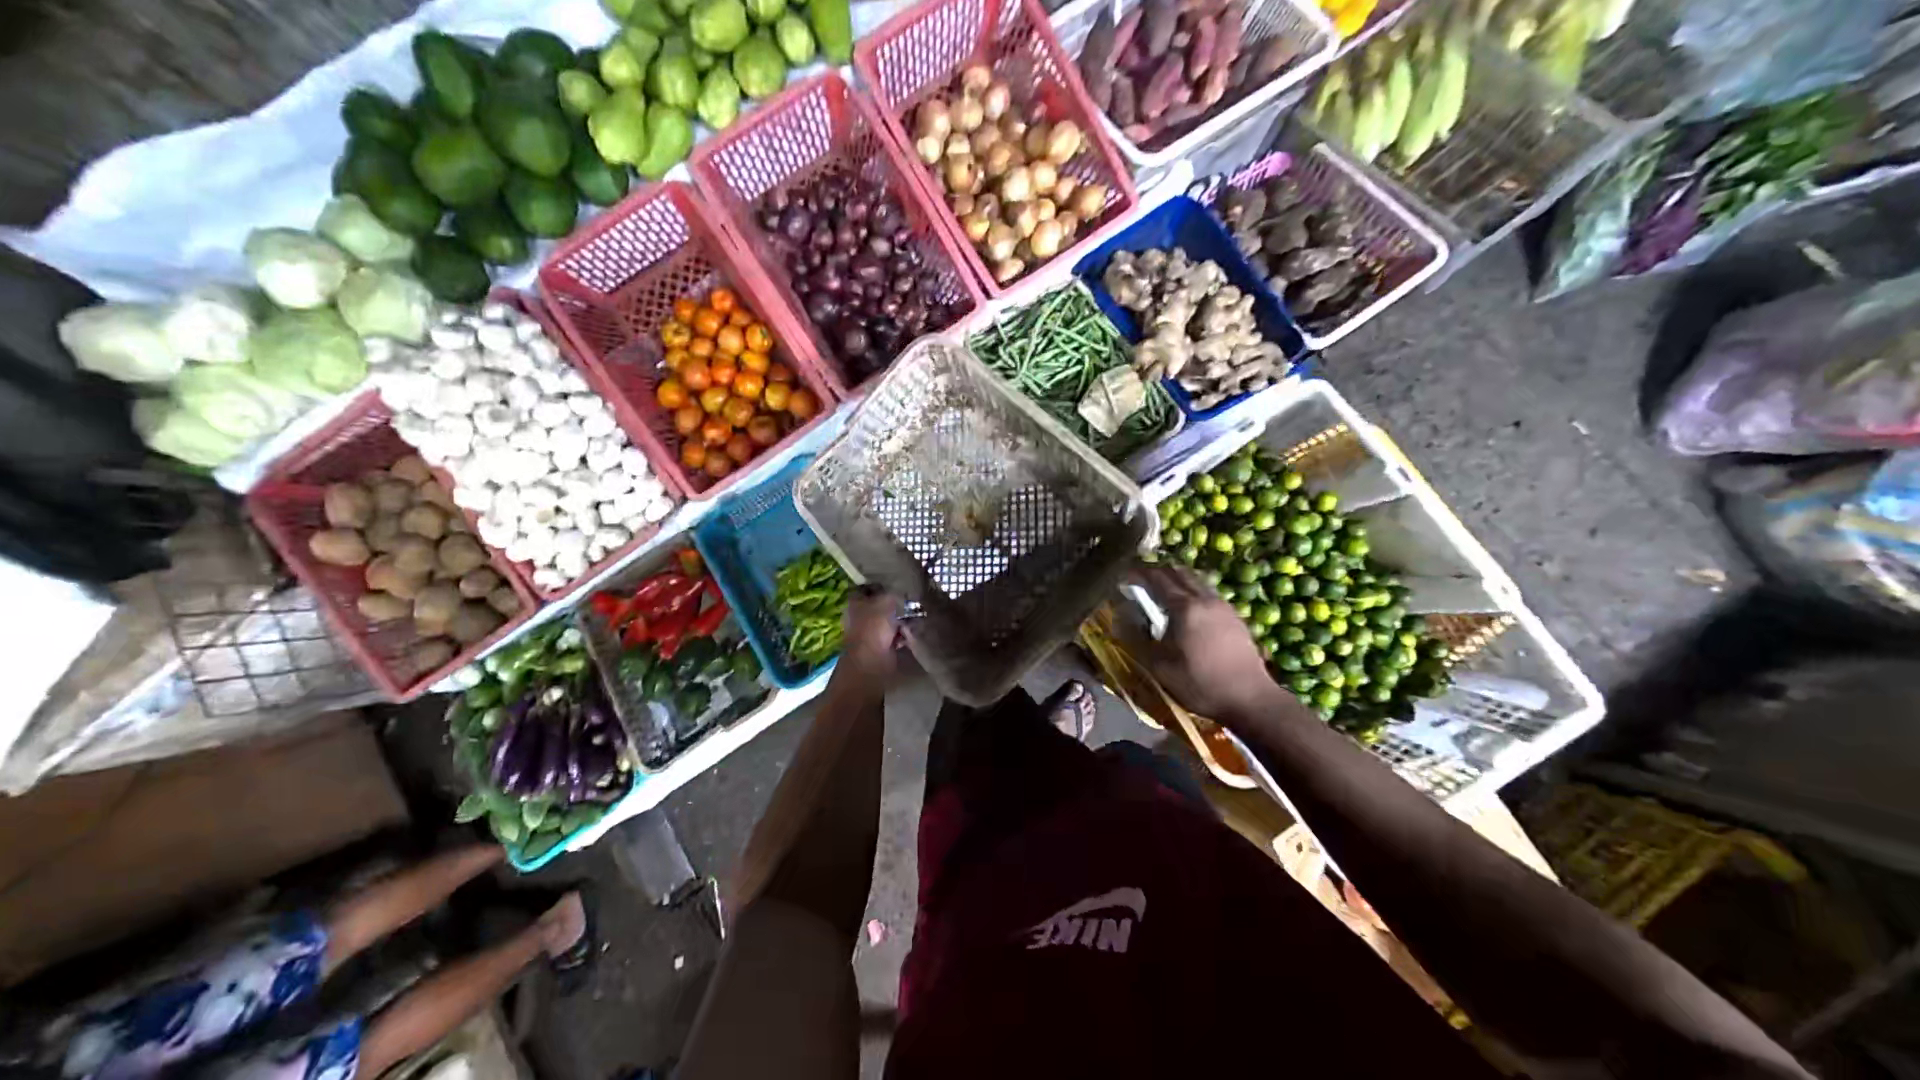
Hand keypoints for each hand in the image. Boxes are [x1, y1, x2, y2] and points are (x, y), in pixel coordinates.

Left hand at [838, 586, 903, 682]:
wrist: (873, 659)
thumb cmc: (875, 625)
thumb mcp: (885, 600)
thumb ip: (893, 592)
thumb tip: (900, 591)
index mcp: (855, 601)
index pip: (867, 587)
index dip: (881, 585)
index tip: (896, 584)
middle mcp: (860, 615)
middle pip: (880, 604)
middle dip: (895, 603)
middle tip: (910, 600)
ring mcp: (870, 631)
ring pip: (889, 619)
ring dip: (901, 619)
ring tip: (914, 616)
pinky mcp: (881, 644)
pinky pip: (895, 634)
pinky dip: (903, 633)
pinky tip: (910, 631)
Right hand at [1116, 565, 1280, 720]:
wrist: (1250, 698)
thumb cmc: (1200, 684)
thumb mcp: (1160, 666)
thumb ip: (1136, 638)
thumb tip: (1118, 617)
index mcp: (1185, 607)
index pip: (1156, 577)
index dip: (1137, 573)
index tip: (1123, 577)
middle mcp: (1205, 599)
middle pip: (1178, 572)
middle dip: (1156, 570)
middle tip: (1140, 580)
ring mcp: (1223, 605)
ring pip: (1195, 580)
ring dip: (1176, 579)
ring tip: (1161, 592)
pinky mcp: (1234, 616)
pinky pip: (1208, 592)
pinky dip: (1192, 590)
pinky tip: (1187, 609)